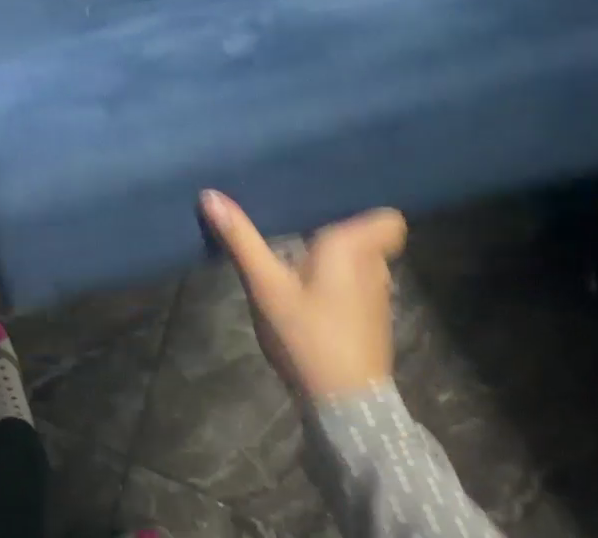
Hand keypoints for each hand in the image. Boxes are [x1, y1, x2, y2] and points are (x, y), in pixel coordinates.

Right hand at [200, 190, 406, 399]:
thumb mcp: (265, 285)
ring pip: (361, 260)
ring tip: (293, 246)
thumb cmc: (308, 334)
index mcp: (354, 250)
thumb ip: (240, 239)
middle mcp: (374, 267)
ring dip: (334, 254)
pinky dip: (336, 277)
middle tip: (293, 217)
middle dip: (334, 227)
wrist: (345, 403)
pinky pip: (356, 281)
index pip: (387, 218)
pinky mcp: (369, 319)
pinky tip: (304, 284)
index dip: (363, 209)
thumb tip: (210, 194)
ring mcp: (376, 296)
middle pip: (365, 235)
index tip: (325, 203)